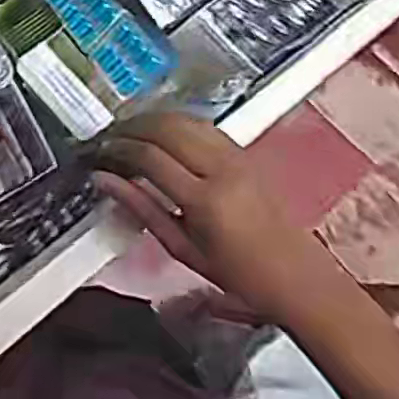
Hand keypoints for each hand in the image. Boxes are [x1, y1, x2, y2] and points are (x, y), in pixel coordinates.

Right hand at [94, 111, 353, 326]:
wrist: (300, 279)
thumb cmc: (237, 274)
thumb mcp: (181, 248)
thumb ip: (139, 207)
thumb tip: (102, 179)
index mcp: (206, 201)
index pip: (149, 157)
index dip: (117, 149)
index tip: (98, 153)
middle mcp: (222, 170)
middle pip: (165, 128)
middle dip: (129, 127)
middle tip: (107, 137)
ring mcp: (237, 157)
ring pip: (183, 119)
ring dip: (149, 119)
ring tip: (126, 132)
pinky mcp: (245, 153)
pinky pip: (201, 125)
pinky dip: (173, 121)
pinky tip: (158, 131)